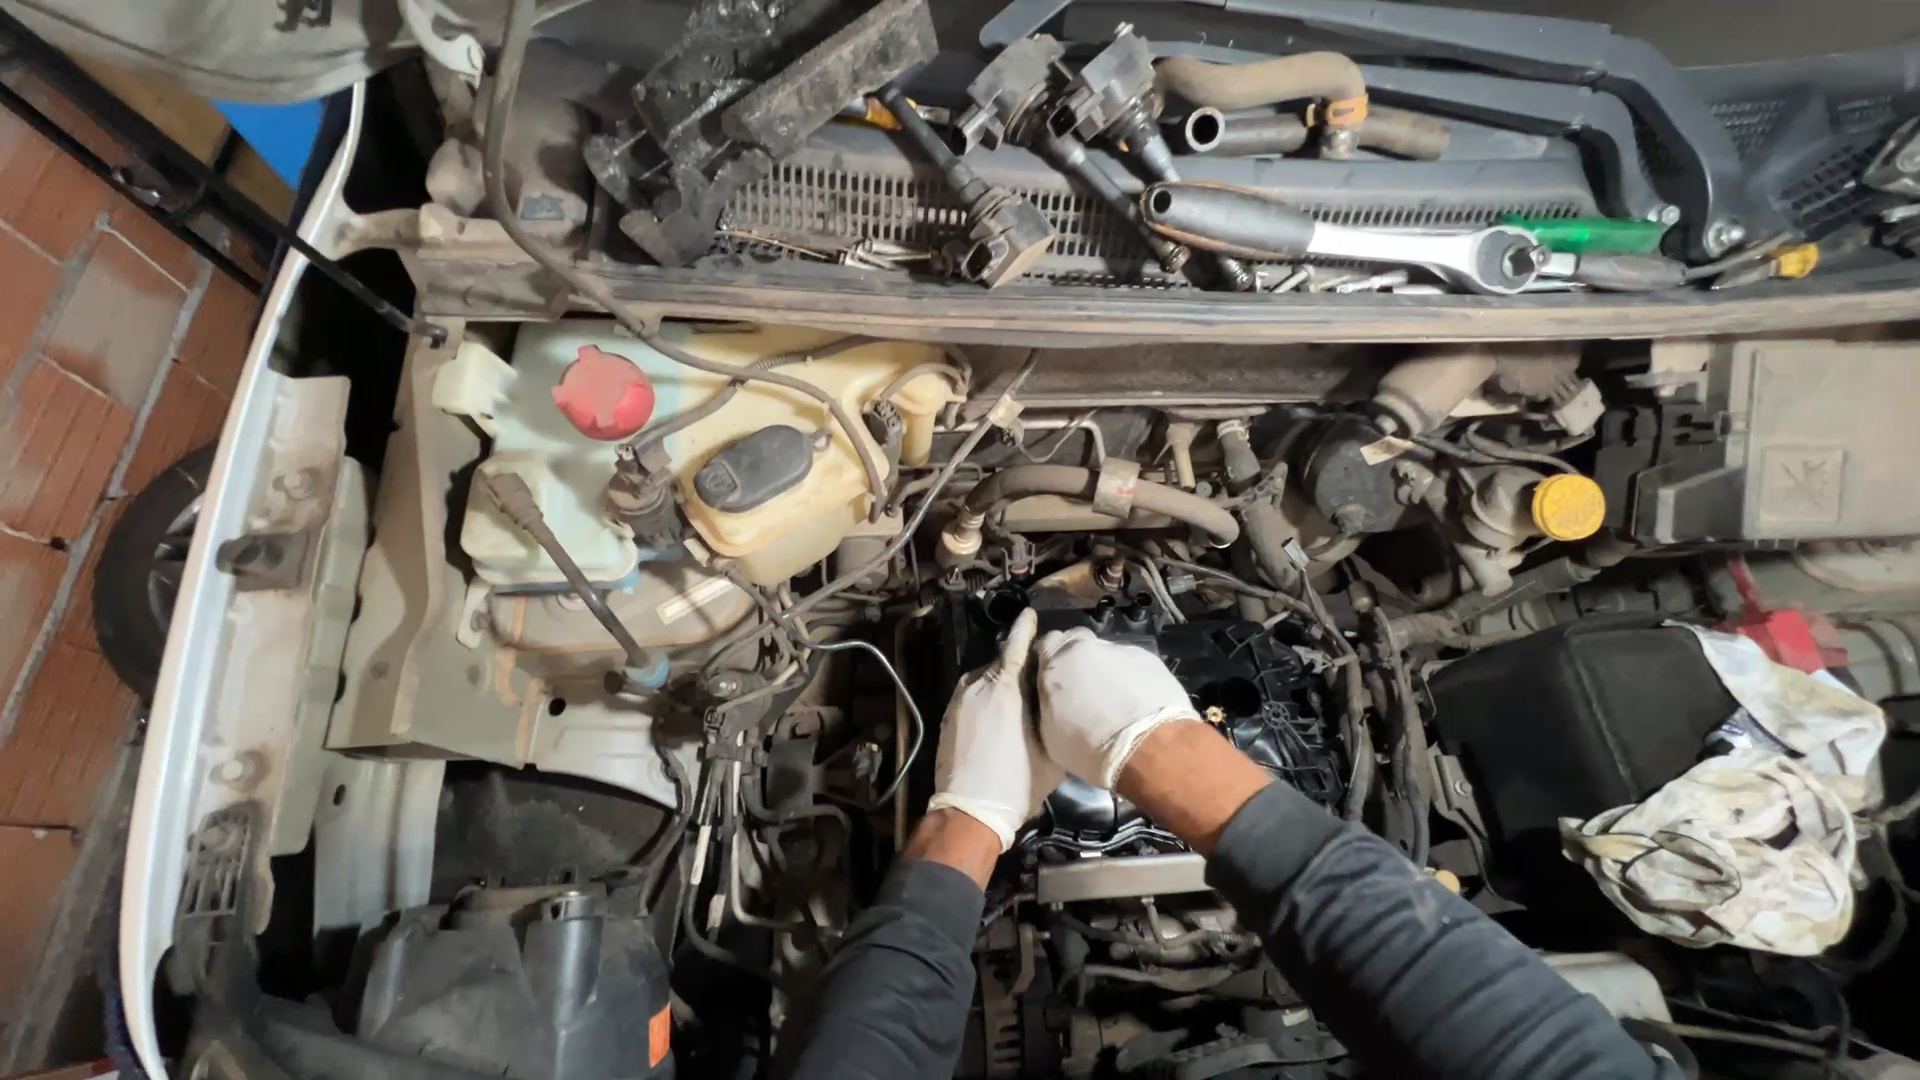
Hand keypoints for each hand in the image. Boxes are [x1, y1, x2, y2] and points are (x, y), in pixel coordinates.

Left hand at [926, 609, 1063, 851]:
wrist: (969, 812)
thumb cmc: (1016, 783)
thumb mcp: (1050, 749)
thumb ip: (1051, 714)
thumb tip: (1054, 699)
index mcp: (1004, 688)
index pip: (1016, 646)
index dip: (1025, 629)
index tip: (1030, 614)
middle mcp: (976, 687)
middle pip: (1000, 664)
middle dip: (1017, 664)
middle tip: (1037, 674)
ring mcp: (957, 702)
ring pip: (983, 680)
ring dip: (999, 683)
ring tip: (1019, 696)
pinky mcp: (947, 717)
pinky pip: (970, 696)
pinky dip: (985, 697)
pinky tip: (998, 714)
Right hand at [1035, 628, 1200, 788]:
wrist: (1147, 747)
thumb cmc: (1090, 747)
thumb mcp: (1050, 733)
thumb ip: (1048, 702)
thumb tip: (1053, 697)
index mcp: (1055, 664)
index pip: (1047, 643)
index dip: (1052, 658)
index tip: (1058, 677)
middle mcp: (1084, 648)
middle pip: (1077, 641)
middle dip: (1079, 658)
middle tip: (1086, 687)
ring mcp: (1119, 649)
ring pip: (1107, 653)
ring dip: (1108, 669)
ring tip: (1119, 699)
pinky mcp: (1148, 657)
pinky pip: (1133, 663)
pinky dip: (1133, 677)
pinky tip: (1140, 700)